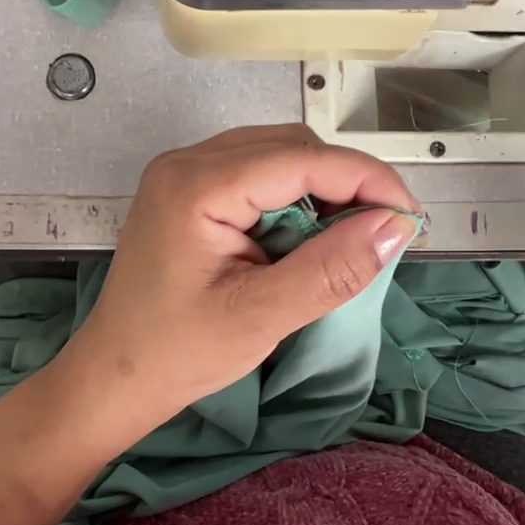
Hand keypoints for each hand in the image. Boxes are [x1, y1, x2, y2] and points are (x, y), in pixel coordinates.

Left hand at [58, 125, 418, 422]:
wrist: (115, 377)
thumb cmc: (177, 354)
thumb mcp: (261, 316)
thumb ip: (331, 269)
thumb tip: (395, 227)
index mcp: (196, 186)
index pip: (302, 159)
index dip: (366, 180)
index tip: (410, 217)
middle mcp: (187, 163)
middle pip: (291, 147)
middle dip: (344, 184)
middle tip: (379, 233)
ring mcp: (184, 174)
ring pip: (277, 155)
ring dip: (320, 190)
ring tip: (343, 240)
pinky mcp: (188, 192)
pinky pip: (256, 174)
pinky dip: (292, 198)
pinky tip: (303, 238)